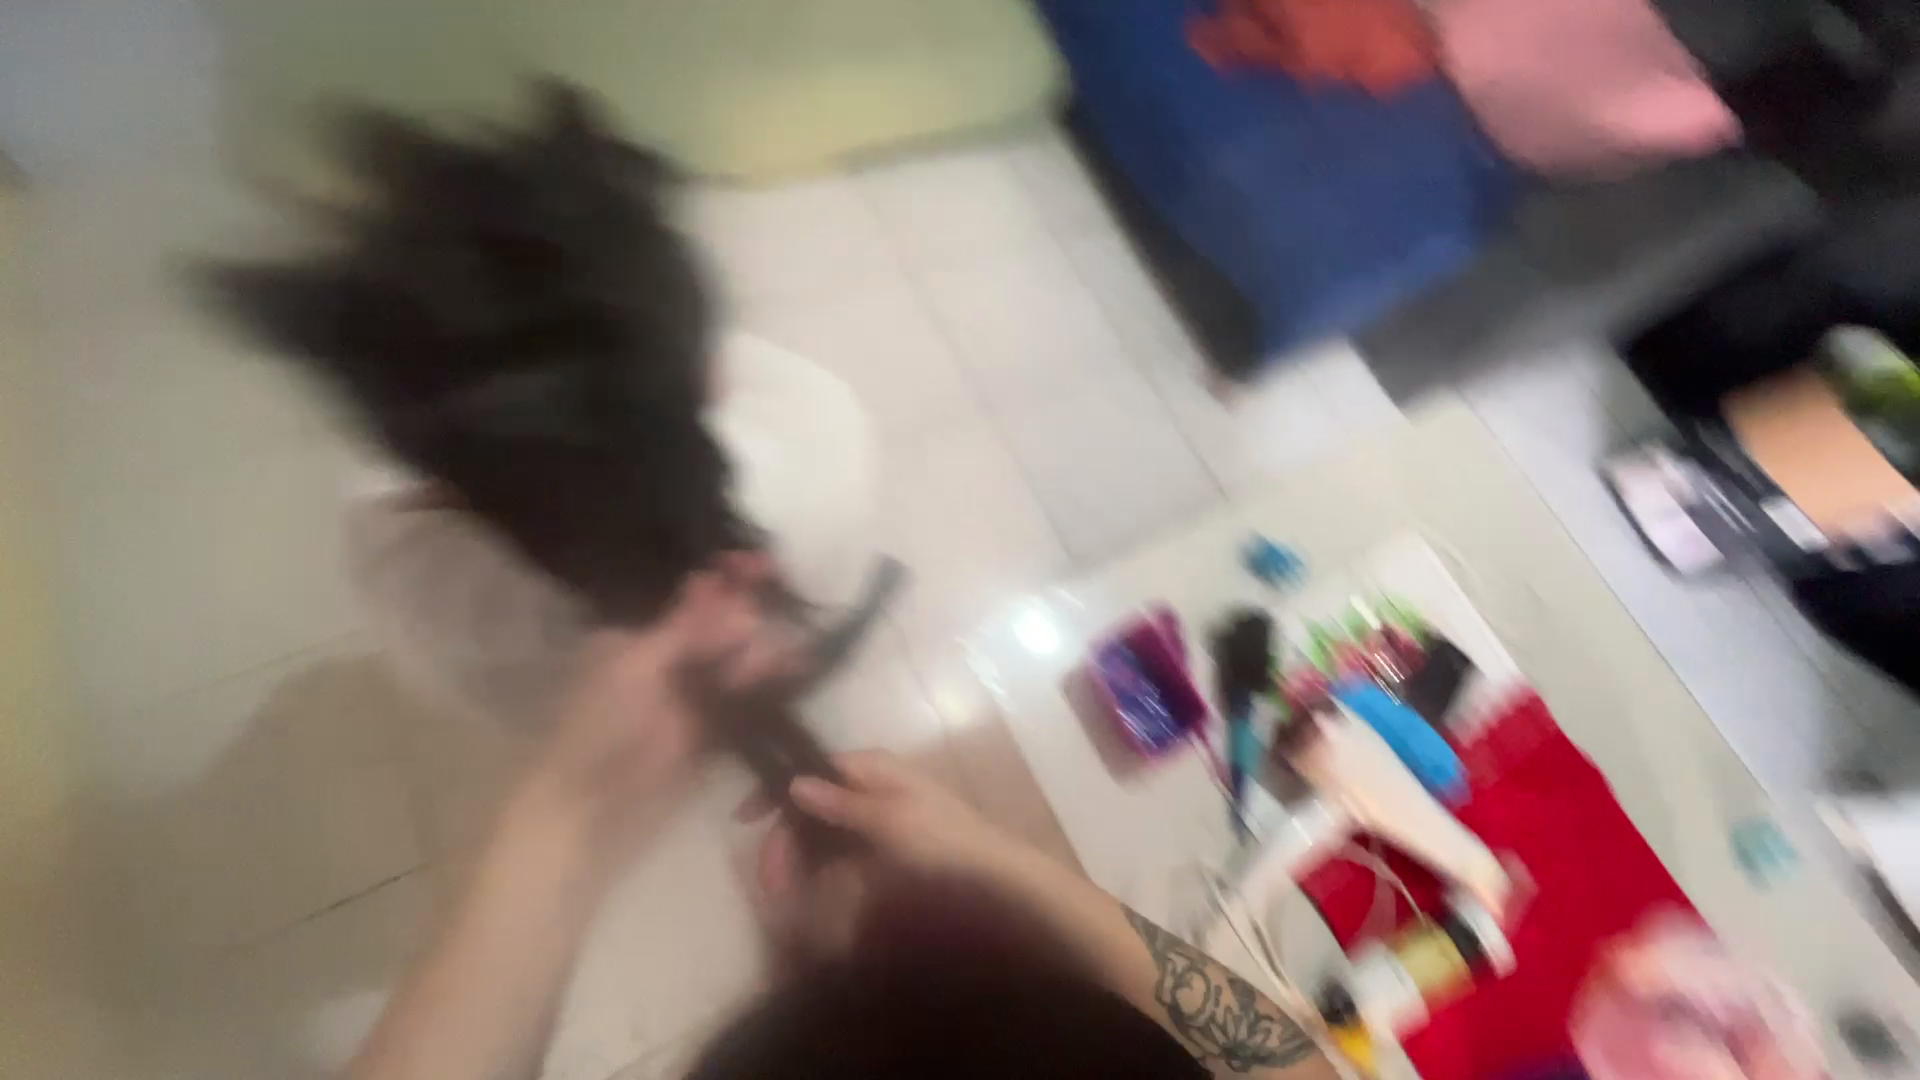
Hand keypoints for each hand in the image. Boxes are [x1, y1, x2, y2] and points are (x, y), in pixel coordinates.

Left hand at [520, 554, 796, 848]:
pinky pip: (747, 693)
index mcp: (641, 632)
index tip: (758, 563)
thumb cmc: (601, 721)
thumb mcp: (638, 663)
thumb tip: (740, 600)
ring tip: (775, 650)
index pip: (690, 593)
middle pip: (719, 620)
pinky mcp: (714, 722)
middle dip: (745, 609)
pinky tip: (793, 665)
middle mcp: (671, 654)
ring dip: (757, 647)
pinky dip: (768, 680)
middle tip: (764, 614)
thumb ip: (689, 629)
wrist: (590, 801)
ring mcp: (694, 688)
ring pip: (736, 655)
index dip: (724, 575)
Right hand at [742, 752, 1024, 960]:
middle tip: (770, 882)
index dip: (777, 789)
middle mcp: (870, 785)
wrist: (990, 877)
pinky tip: (805, 890)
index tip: (744, 818)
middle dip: (786, 838)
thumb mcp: (890, 819)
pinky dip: (818, 868)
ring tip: (783, 893)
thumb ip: (842, 802)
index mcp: (873, 768)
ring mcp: (874, 816)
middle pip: (811, 803)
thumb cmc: (941, 840)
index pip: (813, 768)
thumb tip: (795, 781)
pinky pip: (836, 851)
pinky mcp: (879, 846)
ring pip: (820, 830)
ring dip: (797, 857)